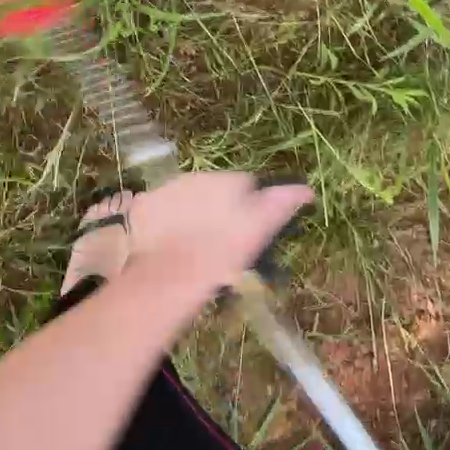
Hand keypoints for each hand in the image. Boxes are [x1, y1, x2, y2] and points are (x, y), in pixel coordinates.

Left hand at [118, 172, 312, 297]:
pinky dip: (166, 221)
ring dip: (193, 213)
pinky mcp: (144, 205)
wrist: (170, 273)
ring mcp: (168, 189)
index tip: (248, 230)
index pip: (247, 185)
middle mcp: (197, 176)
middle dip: (220, 208)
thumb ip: (280, 205)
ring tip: (194, 244)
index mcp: (228, 181)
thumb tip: (305, 190)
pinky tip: (170, 242)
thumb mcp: (258, 231)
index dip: (251, 207)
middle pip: (216, 189)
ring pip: (188, 197)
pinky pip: (161, 209)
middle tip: (222, 239)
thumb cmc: (220, 254)